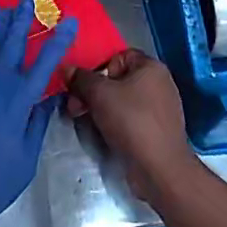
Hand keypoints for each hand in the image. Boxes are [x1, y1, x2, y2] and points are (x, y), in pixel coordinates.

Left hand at [0, 0, 78, 226]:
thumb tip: (50, 96)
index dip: (58, 42)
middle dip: (23, 22)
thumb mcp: (27, 155)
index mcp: (19, 101)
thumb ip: (38, 122)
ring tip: (5, 9)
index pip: (44, 65)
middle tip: (28, 0)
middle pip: (13, 47)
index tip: (69, 22)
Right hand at [66, 49, 196, 202]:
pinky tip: (104, 133)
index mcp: (151, 67)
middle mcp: (159, 84)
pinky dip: (115, 123)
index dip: (98, 68)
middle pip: (117, 80)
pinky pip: (130, 118)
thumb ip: (81, 79)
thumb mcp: (99, 94)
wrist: (160, 169)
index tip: (84, 86)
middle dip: (93, 92)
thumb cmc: (132, 122)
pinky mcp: (156, 131)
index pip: (118, 56)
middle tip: (75, 107)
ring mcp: (159, 109)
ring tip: (85, 121)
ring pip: (122, 101)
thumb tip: (67, 69)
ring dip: (101, 108)